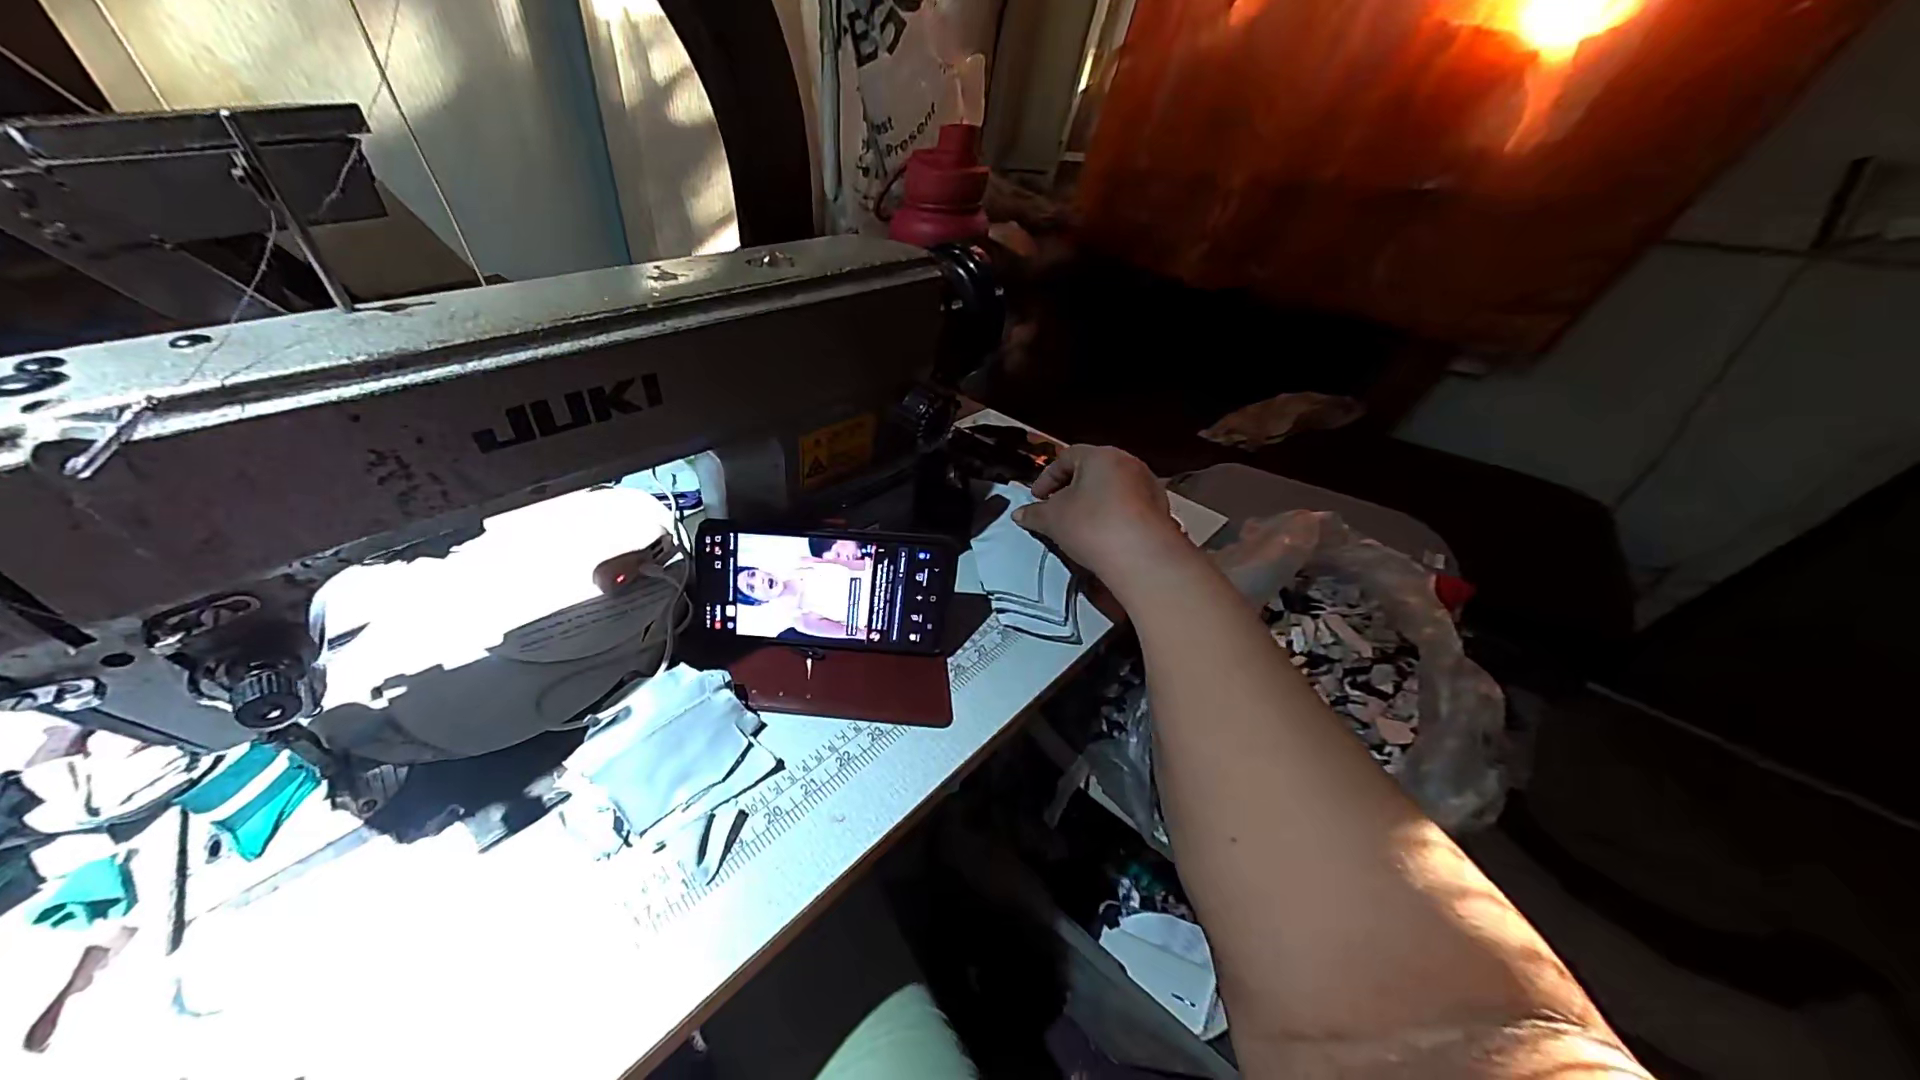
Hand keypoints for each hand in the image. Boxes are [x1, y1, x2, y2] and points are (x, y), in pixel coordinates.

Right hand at [1013, 444, 1190, 586]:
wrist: (1142, 557)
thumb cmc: (1094, 526)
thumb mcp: (1053, 519)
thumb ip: (1034, 513)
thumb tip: (1021, 514)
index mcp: (1101, 455)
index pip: (1066, 457)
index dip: (1046, 478)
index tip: (1037, 498)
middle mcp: (1128, 463)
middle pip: (1091, 471)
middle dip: (1070, 490)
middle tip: (1056, 510)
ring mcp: (1148, 486)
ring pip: (1112, 489)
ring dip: (1093, 503)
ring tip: (1079, 526)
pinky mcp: (1160, 510)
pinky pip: (1128, 507)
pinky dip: (1112, 516)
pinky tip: (1102, 536)